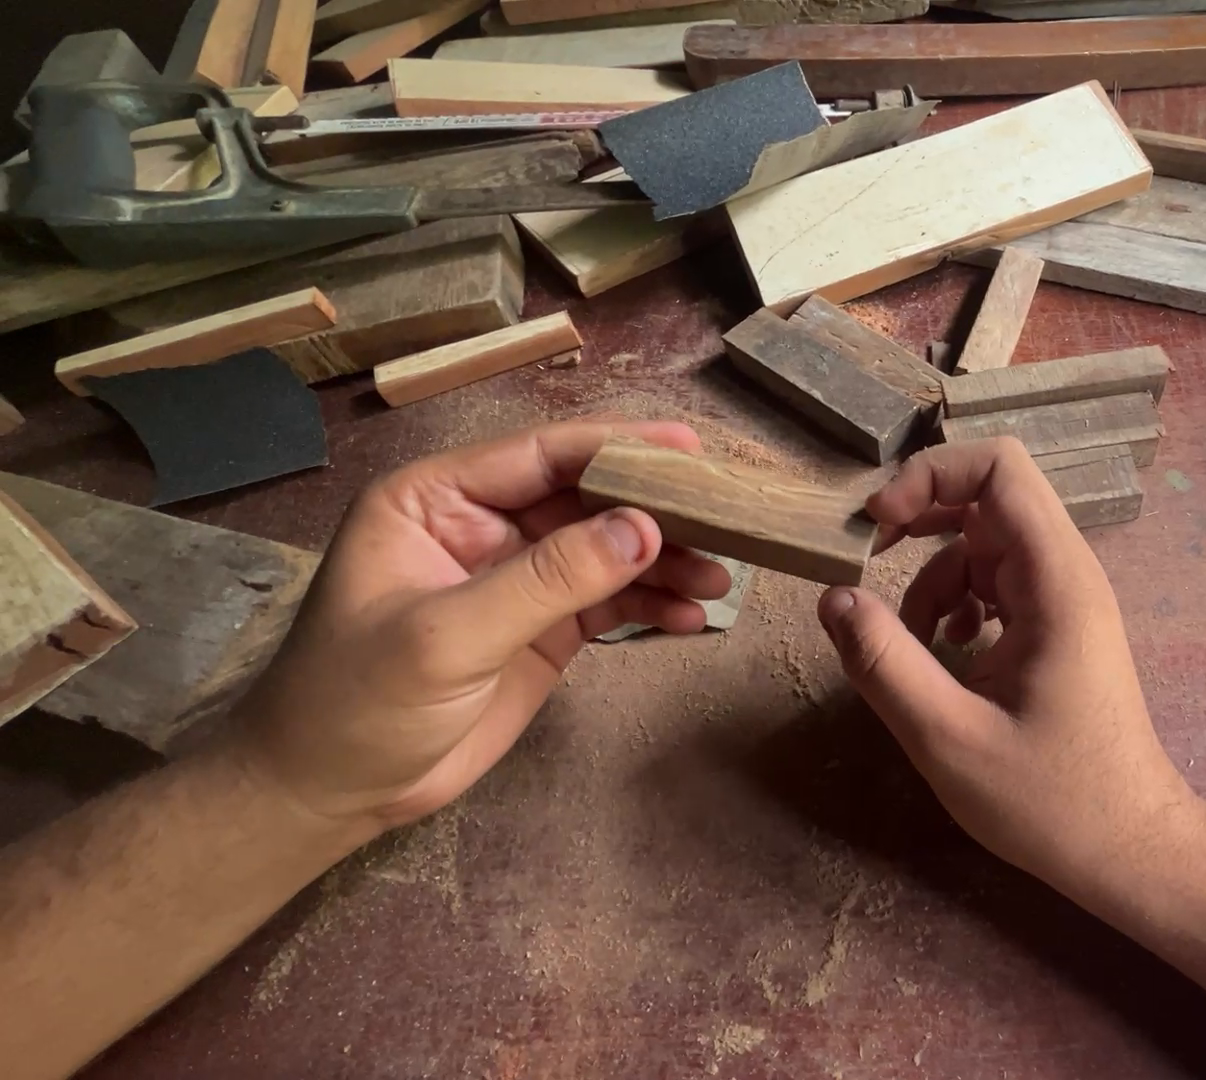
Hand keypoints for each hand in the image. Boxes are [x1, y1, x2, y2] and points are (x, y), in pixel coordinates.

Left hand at [235, 419, 732, 832]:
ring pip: (614, 551)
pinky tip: (690, 619)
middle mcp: (490, 526)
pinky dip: (655, 606)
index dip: (619, 447)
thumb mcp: (450, 637)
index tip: (690, 450)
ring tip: (720, 579)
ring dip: (668, 563)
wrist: (336, 796)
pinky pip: (617, 601)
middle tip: (725, 516)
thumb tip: (646, 528)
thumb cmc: (358, 704)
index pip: (543, 456)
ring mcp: (527, 576)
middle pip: (592, 500)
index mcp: (441, 500)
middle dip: (658, 510)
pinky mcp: (552, 624)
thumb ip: (549, 578)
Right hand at [816, 438, 1197, 893]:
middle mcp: (1065, 572)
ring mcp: (1064, 596)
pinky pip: (995, 581)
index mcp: (1055, 580)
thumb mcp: (948, 738)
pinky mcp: (1056, 623)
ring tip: (915, 646)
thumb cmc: (1050, 801)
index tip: (878, 525)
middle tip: (869, 560)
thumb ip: (884, 663)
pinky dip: (957, 602)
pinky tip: (949, 652)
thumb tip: (833, 598)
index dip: (930, 474)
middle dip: (921, 517)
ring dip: (933, 578)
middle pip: (988, 497)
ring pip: (983, 544)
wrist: (1129, 845)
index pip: (999, 467)